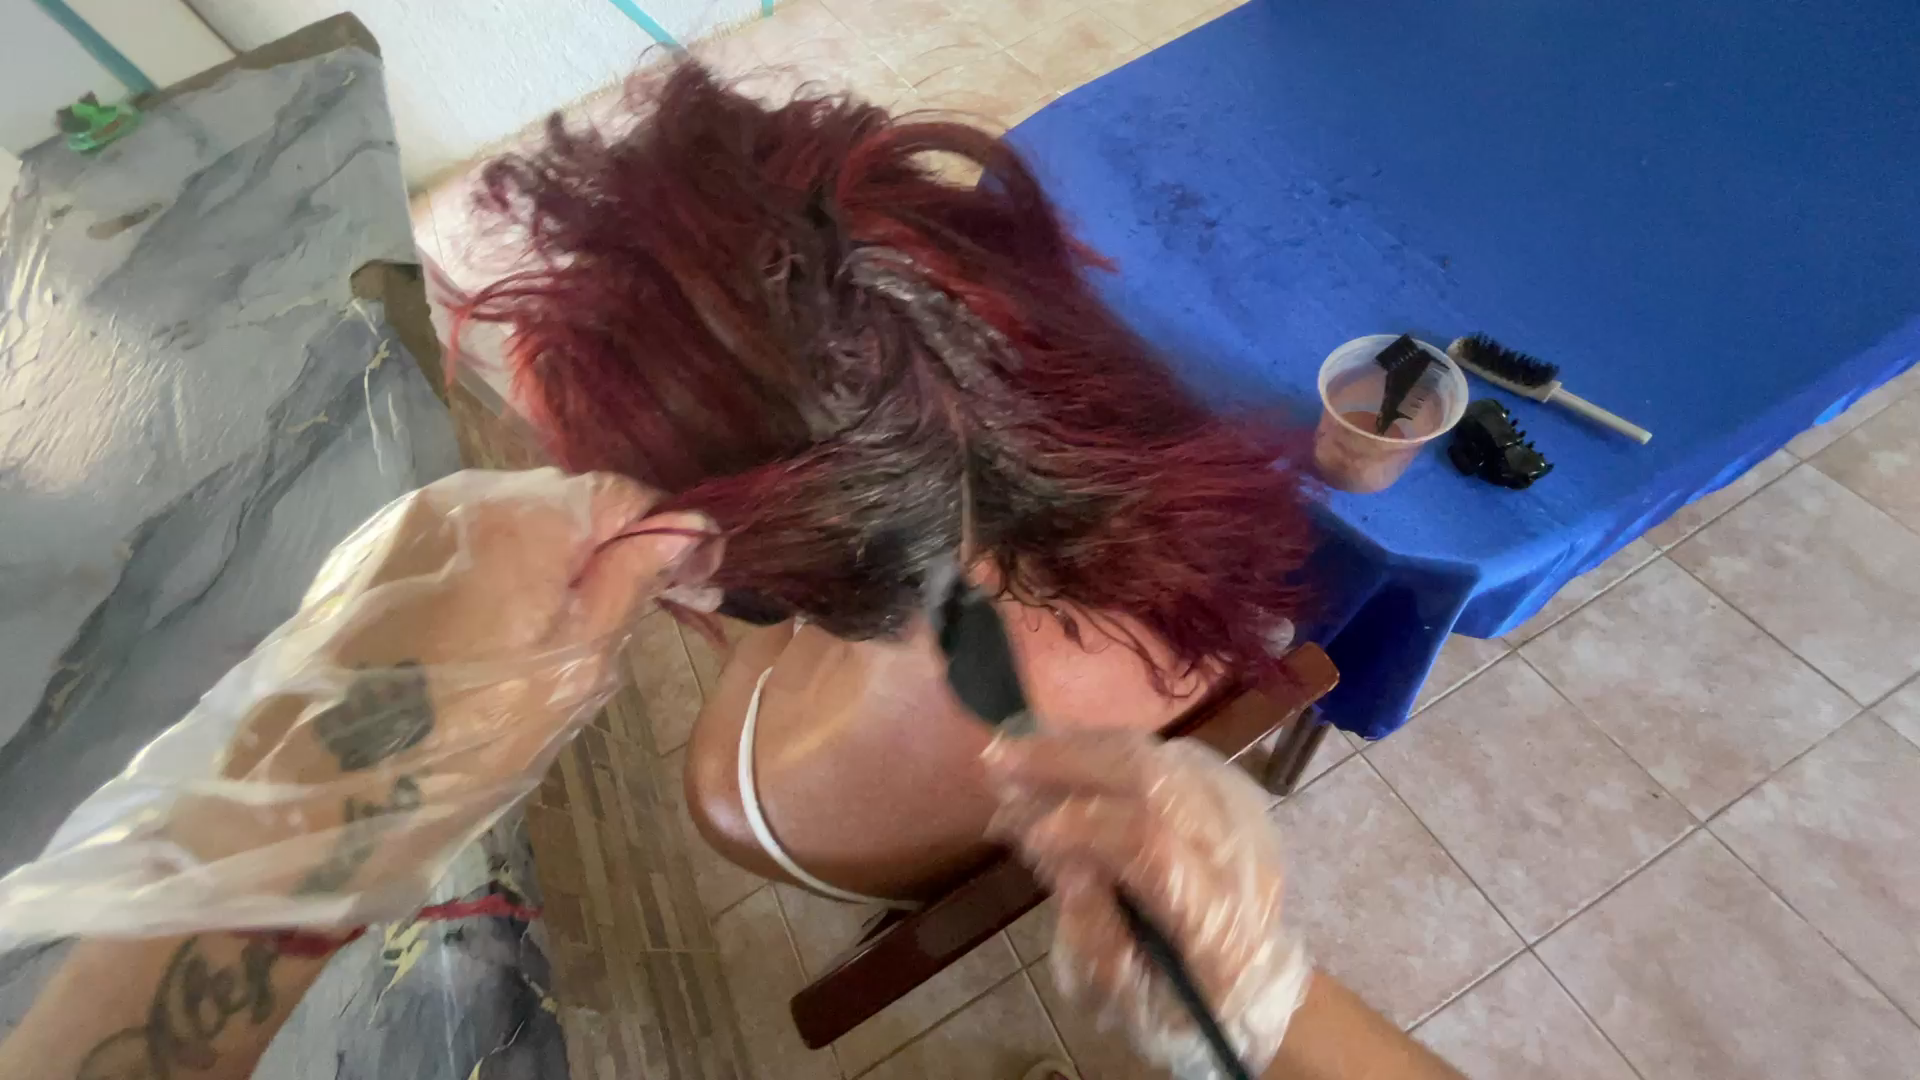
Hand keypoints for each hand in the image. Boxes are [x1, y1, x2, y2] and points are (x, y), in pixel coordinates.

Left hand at [131, 468, 716, 929]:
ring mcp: (412, 517)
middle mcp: (469, 494)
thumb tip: (691, 527)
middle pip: (575, 505)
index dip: (671, 535)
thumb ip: (636, 578)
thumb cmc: (476, 728)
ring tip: (559, 629)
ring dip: (559, 561)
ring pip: (522, 523)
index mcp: (530, 517)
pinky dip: (504, 569)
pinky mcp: (374, 550)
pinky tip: (495, 627)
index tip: (694, 583)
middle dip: (615, 549)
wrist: (312, 790)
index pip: (629, 496)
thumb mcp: (582, 659)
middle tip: (631, 614)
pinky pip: (470, 542)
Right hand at [984, 732, 1311, 1079]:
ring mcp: (1235, 812)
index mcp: (1215, 920)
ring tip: (1019, 751)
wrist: (1251, 977)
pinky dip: (1097, 747)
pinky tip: (1056, 752)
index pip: (1153, 848)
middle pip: (1153, 780)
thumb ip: (1092, 936)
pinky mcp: (1225, 788)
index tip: (1028, 830)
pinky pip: (1153, 750)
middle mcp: (1235, 853)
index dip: (1085, 827)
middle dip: (1068, 762)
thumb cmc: (1180, 1001)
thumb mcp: (1126, 1002)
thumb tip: (1057, 855)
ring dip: (1076, 747)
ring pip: (1151, 754)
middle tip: (1003, 760)